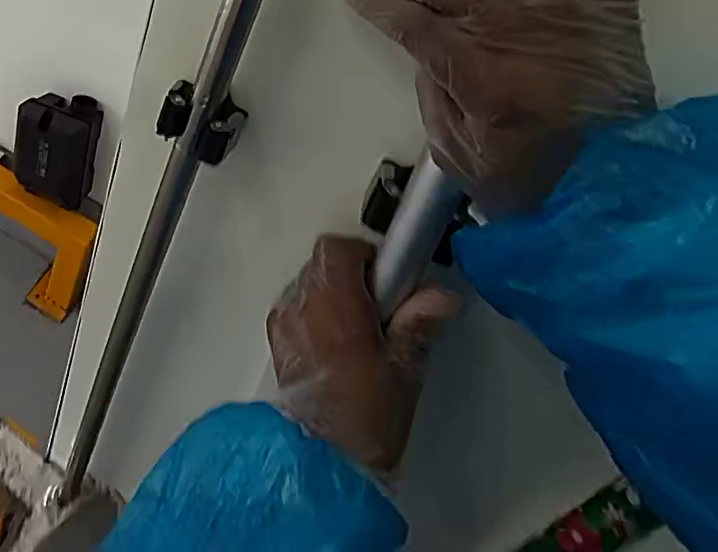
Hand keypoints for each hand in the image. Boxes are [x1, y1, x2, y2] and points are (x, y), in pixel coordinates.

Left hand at [268, 235, 460, 474]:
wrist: (323, 468)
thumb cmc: (364, 422)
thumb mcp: (404, 369)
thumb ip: (420, 321)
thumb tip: (441, 294)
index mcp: (335, 305)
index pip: (339, 248)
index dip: (367, 255)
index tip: (388, 277)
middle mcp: (303, 307)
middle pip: (325, 263)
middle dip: (354, 276)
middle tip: (380, 308)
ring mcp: (285, 324)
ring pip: (310, 284)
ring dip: (334, 294)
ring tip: (359, 332)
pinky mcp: (277, 343)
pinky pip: (296, 308)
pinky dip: (315, 313)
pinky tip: (335, 346)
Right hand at [347, 0, 653, 215]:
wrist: (615, 200)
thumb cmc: (533, 187)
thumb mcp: (459, 156)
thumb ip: (435, 96)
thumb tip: (428, 49)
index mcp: (483, 78)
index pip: (416, 25)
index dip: (379, 5)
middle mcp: (523, 36)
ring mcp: (570, 21)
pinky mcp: (611, 21)